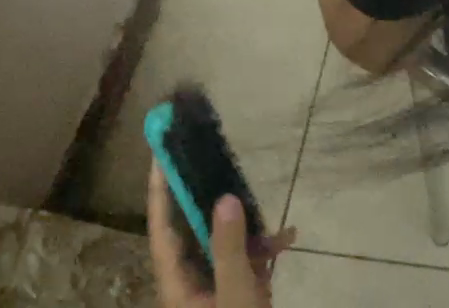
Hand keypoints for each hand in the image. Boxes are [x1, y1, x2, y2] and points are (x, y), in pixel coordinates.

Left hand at [147, 163, 296, 307]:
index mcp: (177, 282)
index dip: (160, 193)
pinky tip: (288, 237)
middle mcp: (191, 279)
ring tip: (260, 197)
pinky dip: (265, 247)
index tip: (161, 156)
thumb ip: (229, 248)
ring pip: (223, 240)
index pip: (162, 229)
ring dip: (246, 221)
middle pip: (192, 228)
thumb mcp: (234, 292)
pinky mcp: (236, 291)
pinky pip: (246, 258)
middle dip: (205, 195)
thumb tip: (226, 197)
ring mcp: (215, 285)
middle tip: (212, 158)